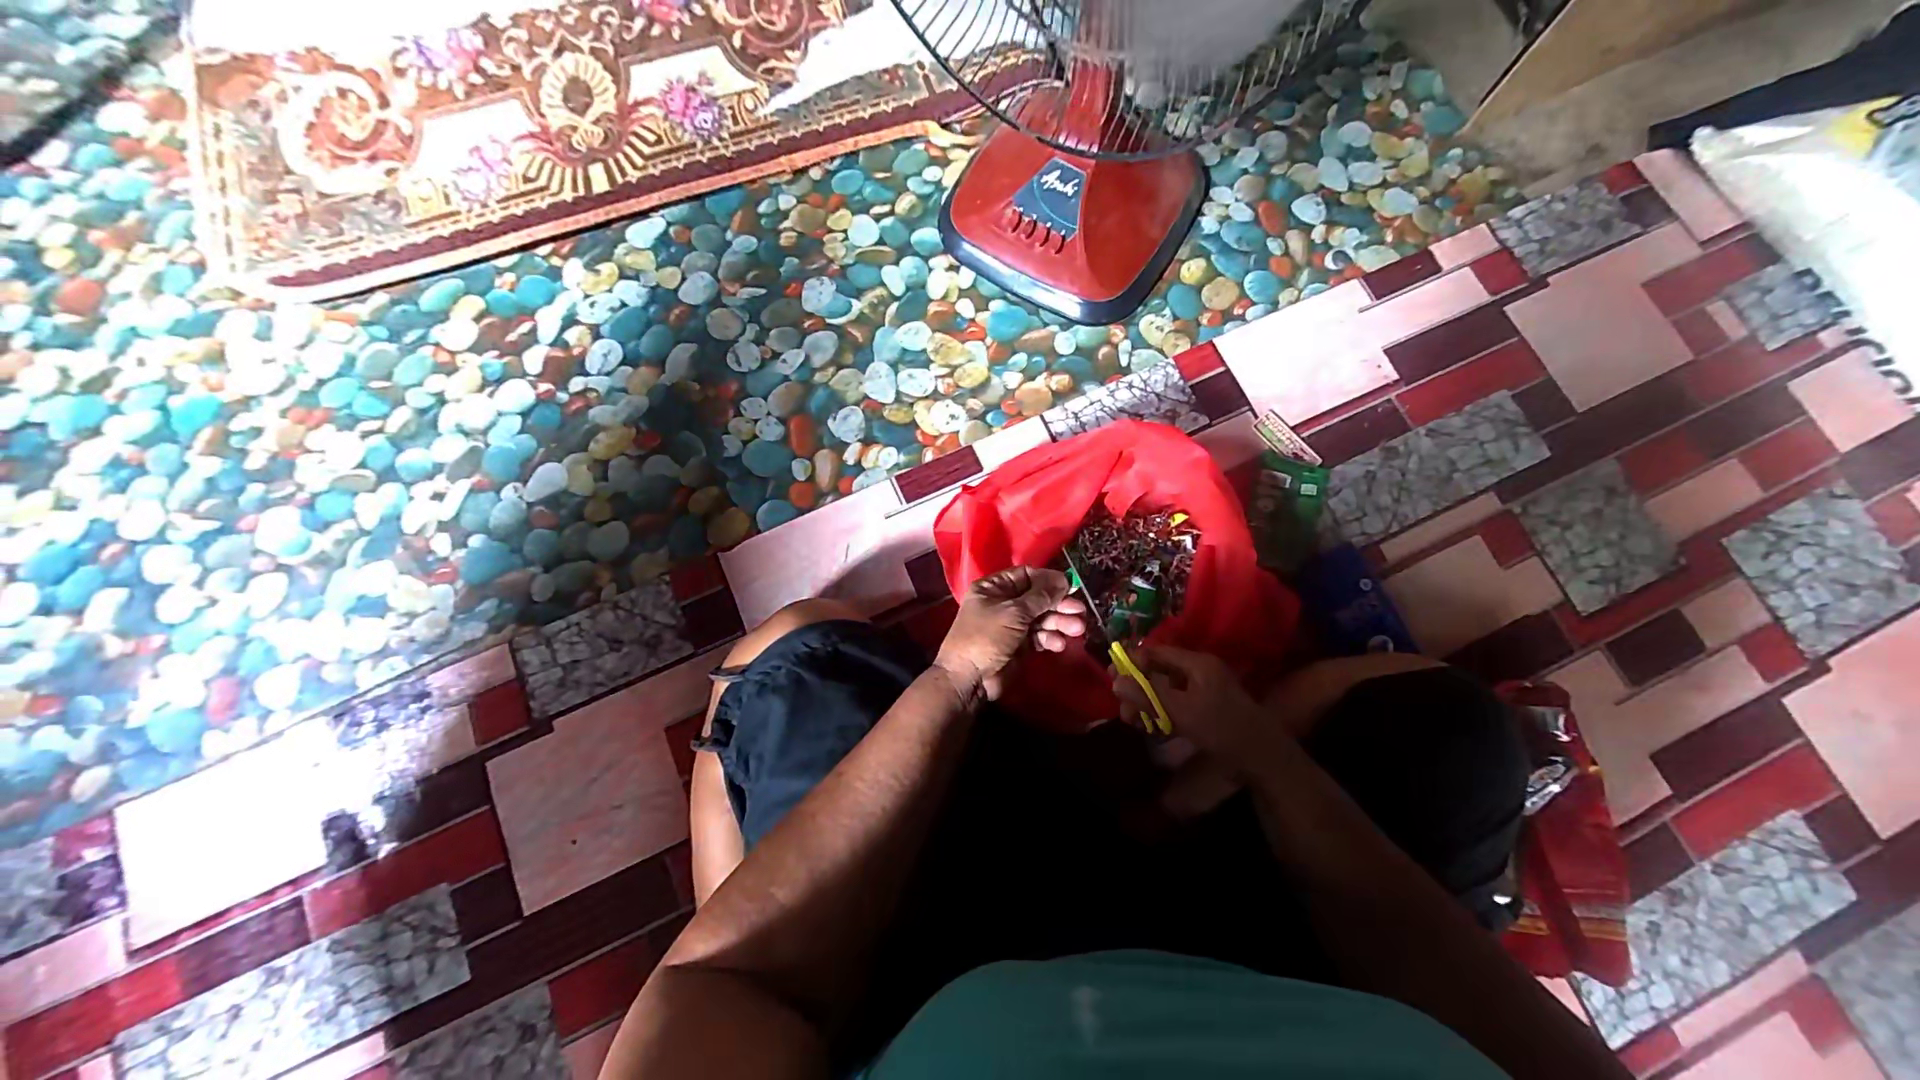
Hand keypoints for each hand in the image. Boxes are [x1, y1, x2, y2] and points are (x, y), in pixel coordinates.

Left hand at [934, 566, 1086, 701]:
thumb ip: (1040, 596)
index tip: (1068, 586)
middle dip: (1058, 604)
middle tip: (1079, 610)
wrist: (969, 679)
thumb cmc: (986, 637)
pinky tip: (1058, 644)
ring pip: (1041, 617)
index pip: (1026, 576)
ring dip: (1059, 622)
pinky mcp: (1020, 645)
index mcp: (994, 588)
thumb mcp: (1013, 613)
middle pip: (1037, 597)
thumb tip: (1062, 579)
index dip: (1048, 580)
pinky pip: (1040, 636)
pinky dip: (1050, 638)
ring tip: (1076, 629)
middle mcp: (1003, 603)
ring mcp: (1012, 625)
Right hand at [1111, 645, 1294, 772]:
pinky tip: (1151, 727)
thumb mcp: (1181, 711)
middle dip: (1137, 688)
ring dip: (1146, 703)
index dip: (1132, 662)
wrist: (1263, 758)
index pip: (1156, 652)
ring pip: (1165, 689)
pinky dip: (1161, 712)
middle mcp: (1200, 671)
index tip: (1112, 677)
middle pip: (1158, 671)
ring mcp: (1205, 689)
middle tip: (1122, 708)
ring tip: (1133, 722)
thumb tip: (1115, 680)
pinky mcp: (1207, 707)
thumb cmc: (1221, 728)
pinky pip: (1176, 702)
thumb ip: (1147, 695)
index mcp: (1197, 663)